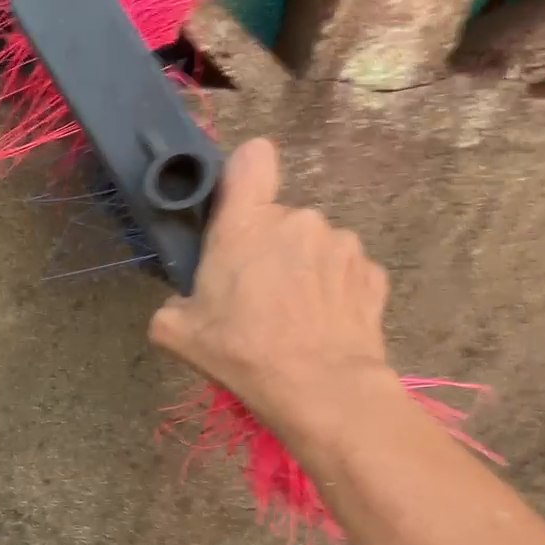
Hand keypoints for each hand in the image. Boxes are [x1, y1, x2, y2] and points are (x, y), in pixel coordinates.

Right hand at [148, 138, 399, 440]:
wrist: (318, 385)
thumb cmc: (238, 351)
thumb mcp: (172, 331)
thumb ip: (175, 300)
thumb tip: (192, 299)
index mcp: (245, 226)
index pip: (250, 159)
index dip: (239, 175)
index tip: (229, 207)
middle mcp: (299, 220)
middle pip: (275, 219)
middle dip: (261, 248)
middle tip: (247, 296)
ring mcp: (343, 243)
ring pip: (309, 246)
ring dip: (296, 270)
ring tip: (286, 316)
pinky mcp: (372, 272)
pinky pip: (339, 272)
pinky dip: (325, 291)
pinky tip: (314, 325)